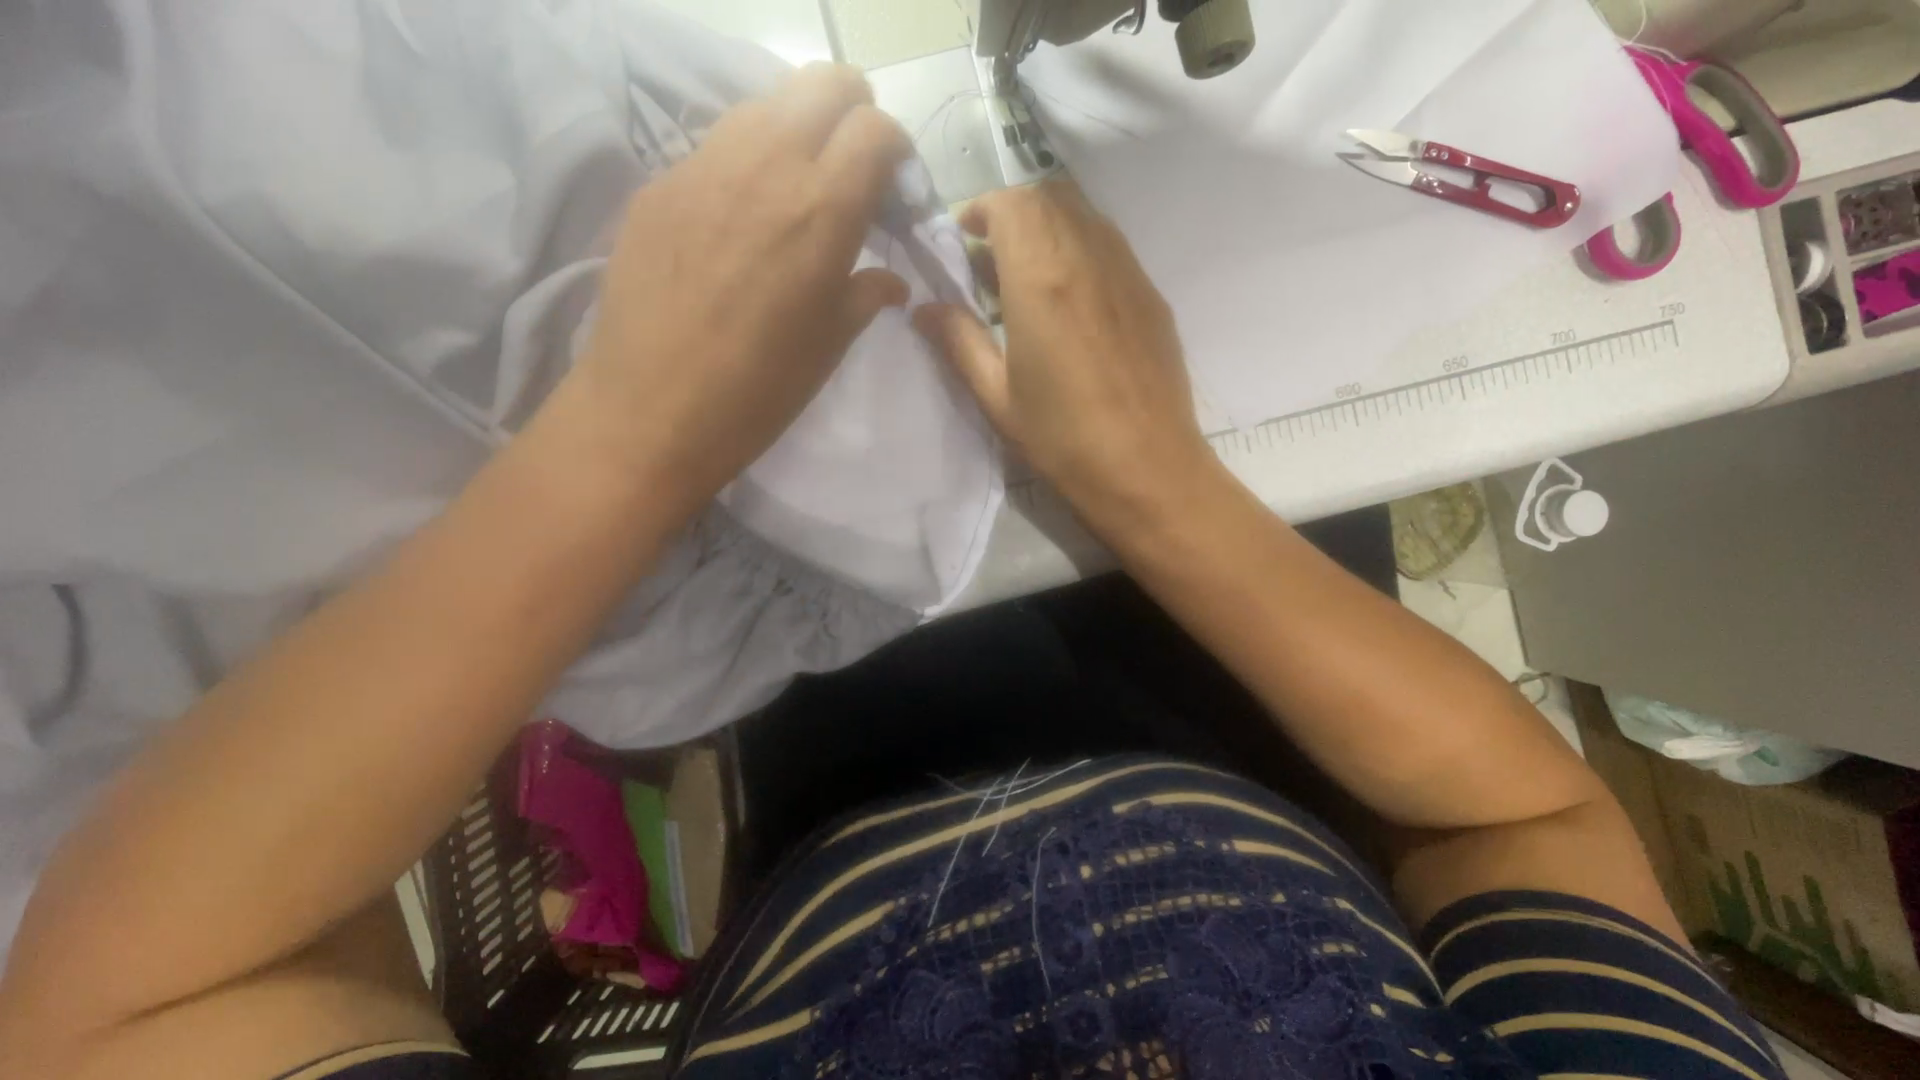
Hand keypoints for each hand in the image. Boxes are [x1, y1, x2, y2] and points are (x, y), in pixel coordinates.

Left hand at [562, 63, 912, 511]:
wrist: (646, 414)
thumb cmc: (757, 392)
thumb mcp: (829, 345)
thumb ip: (866, 293)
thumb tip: (890, 280)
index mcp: (822, 209)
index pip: (877, 129)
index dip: (896, 151)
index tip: (893, 191)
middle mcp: (766, 165)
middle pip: (824, 84)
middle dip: (853, 112)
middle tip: (852, 169)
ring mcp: (703, 168)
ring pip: (764, 105)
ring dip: (796, 130)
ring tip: (794, 190)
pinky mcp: (660, 185)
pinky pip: (716, 147)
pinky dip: (745, 163)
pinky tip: (739, 220)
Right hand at [912, 177, 1219, 527]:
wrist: (1148, 469)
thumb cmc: (1063, 439)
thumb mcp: (997, 396)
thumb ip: (959, 341)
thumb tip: (924, 308)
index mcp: (1042, 278)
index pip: (1011, 204)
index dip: (982, 209)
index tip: (963, 238)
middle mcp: (1088, 258)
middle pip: (1049, 198)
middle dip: (1013, 213)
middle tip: (990, 257)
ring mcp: (1127, 273)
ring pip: (1084, 216)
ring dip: (1048, 227)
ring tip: (1026, 276)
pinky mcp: (1151, 296)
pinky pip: (1110, 247)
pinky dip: (1080, 249)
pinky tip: (1069, 301)